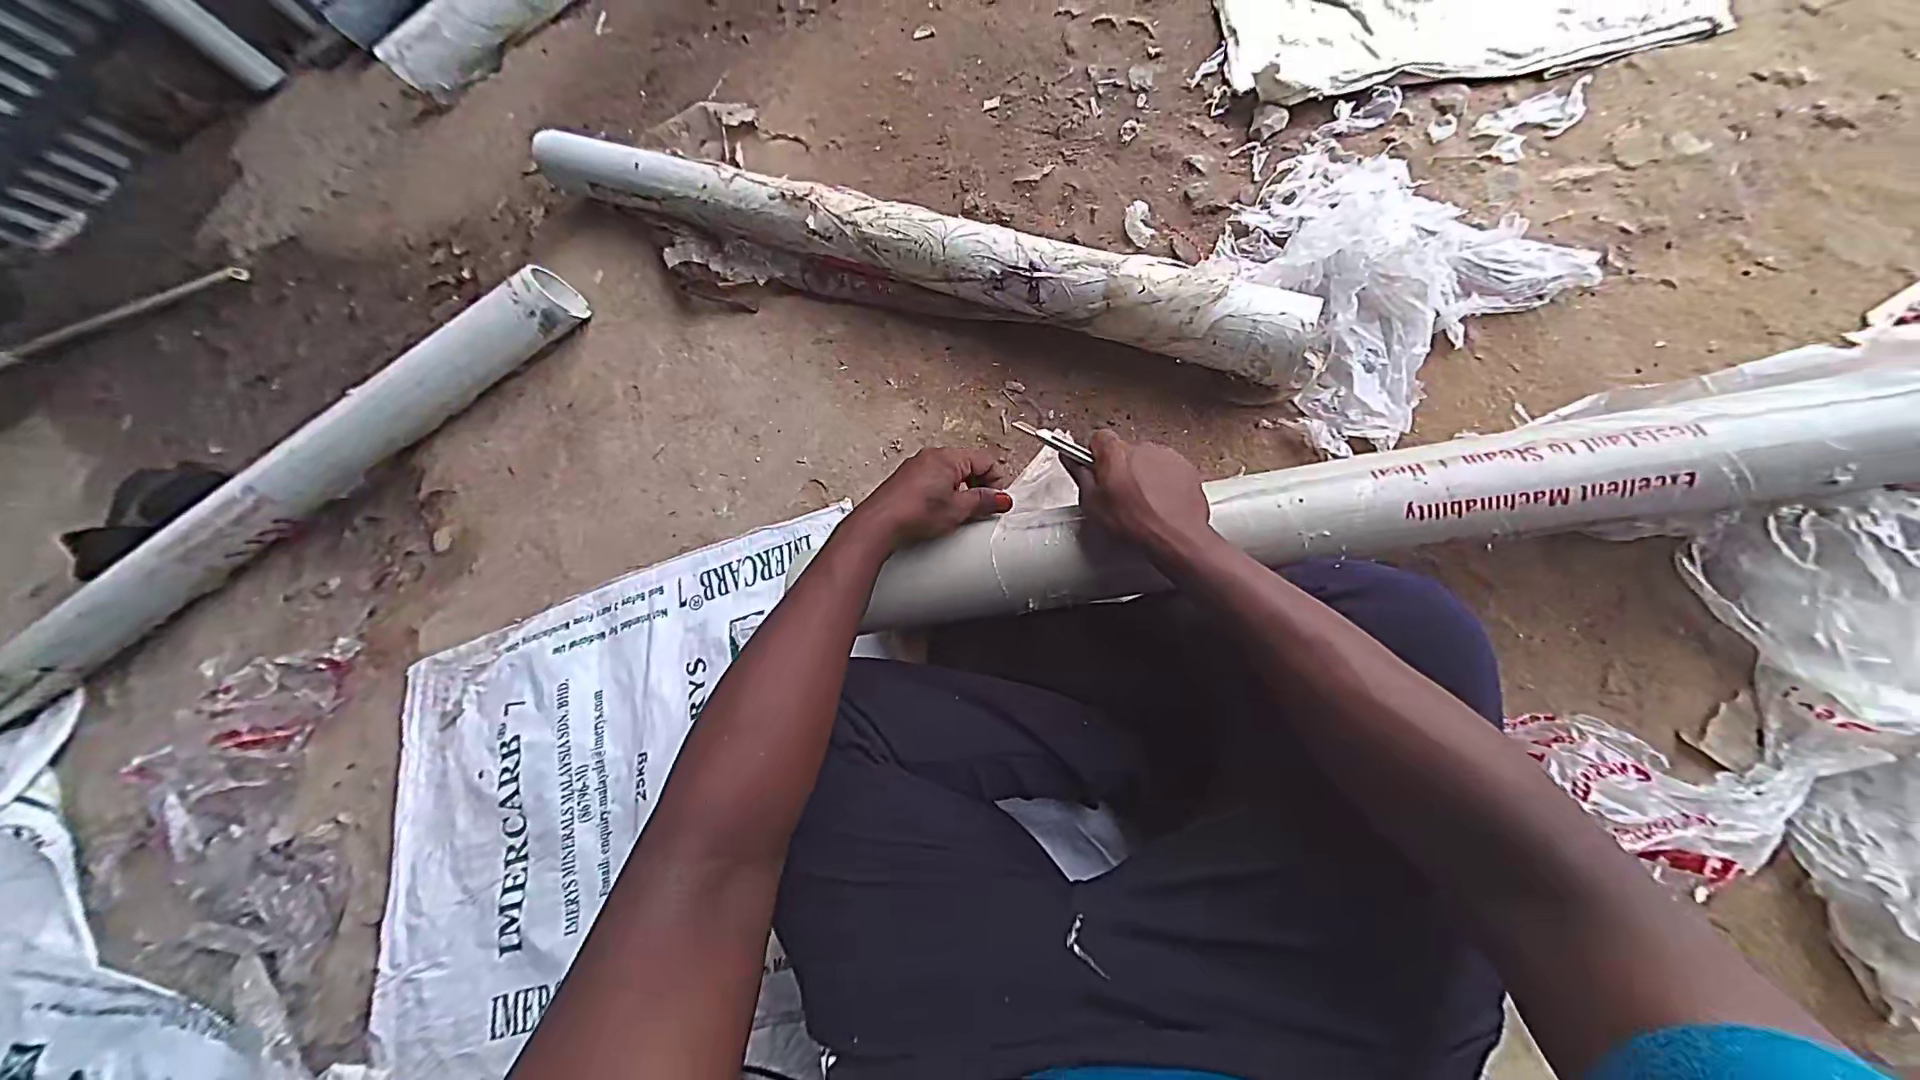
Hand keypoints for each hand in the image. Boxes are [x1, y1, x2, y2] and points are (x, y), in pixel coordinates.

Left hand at [845, 446, 1012, 550]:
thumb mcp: (958, 510)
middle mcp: (931, 457)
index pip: (986, 460)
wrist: (879, 525)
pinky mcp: (907, 481)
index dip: (996, 481)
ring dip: (961, 492)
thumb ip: (984, 502)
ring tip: (958, 513)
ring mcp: (917, 468)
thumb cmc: (911, 513)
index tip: (997, 500)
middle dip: (979, 487)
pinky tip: (940, 513)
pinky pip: (935, 482)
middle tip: (981, 508)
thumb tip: (1000, 498)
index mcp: (947, 457)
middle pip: (969, 465)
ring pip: (951, 475)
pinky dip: (943, 495)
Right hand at [1064, 429, 1213, 558]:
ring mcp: (1166, 456)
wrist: (1175, 536)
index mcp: (1115, 453)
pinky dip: (1162, 482)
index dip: (1095, 454)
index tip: (1094, 469)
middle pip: (1124, 450)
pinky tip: (1157, 503)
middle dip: (1119, 468)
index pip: (1099, 438)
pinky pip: (1167, 469)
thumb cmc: (1136, 523)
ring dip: (1141, 475)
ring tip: (1140, 503)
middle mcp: (1142, 448)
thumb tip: (1070, 459)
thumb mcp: (1092, 503)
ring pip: (1146, 460)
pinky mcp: (1185, 468)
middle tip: (1116, 494)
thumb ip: (1079, 474)